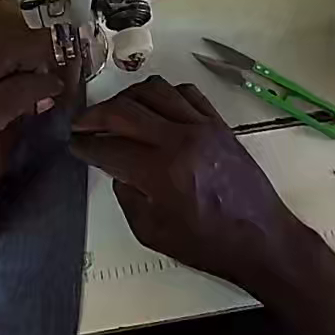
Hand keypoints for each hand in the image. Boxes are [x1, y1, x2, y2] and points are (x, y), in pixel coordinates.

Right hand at [71, 77, 320, 293]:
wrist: (261, 237)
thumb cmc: (206, 244)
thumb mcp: (152, 233)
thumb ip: (127, 196)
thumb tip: (116, 167)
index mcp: (160, 172)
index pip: (109, 147)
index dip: (85, 145)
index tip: (73, 143)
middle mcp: (179, 139)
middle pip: (125, 109)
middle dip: (95, 114)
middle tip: (82, 123)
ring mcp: (201, 125)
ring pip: (155, 90)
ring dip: (127, 97)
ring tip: (115, 111)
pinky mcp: (218, 122)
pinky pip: (186, 92)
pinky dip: (164, 93)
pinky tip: (155, 107)